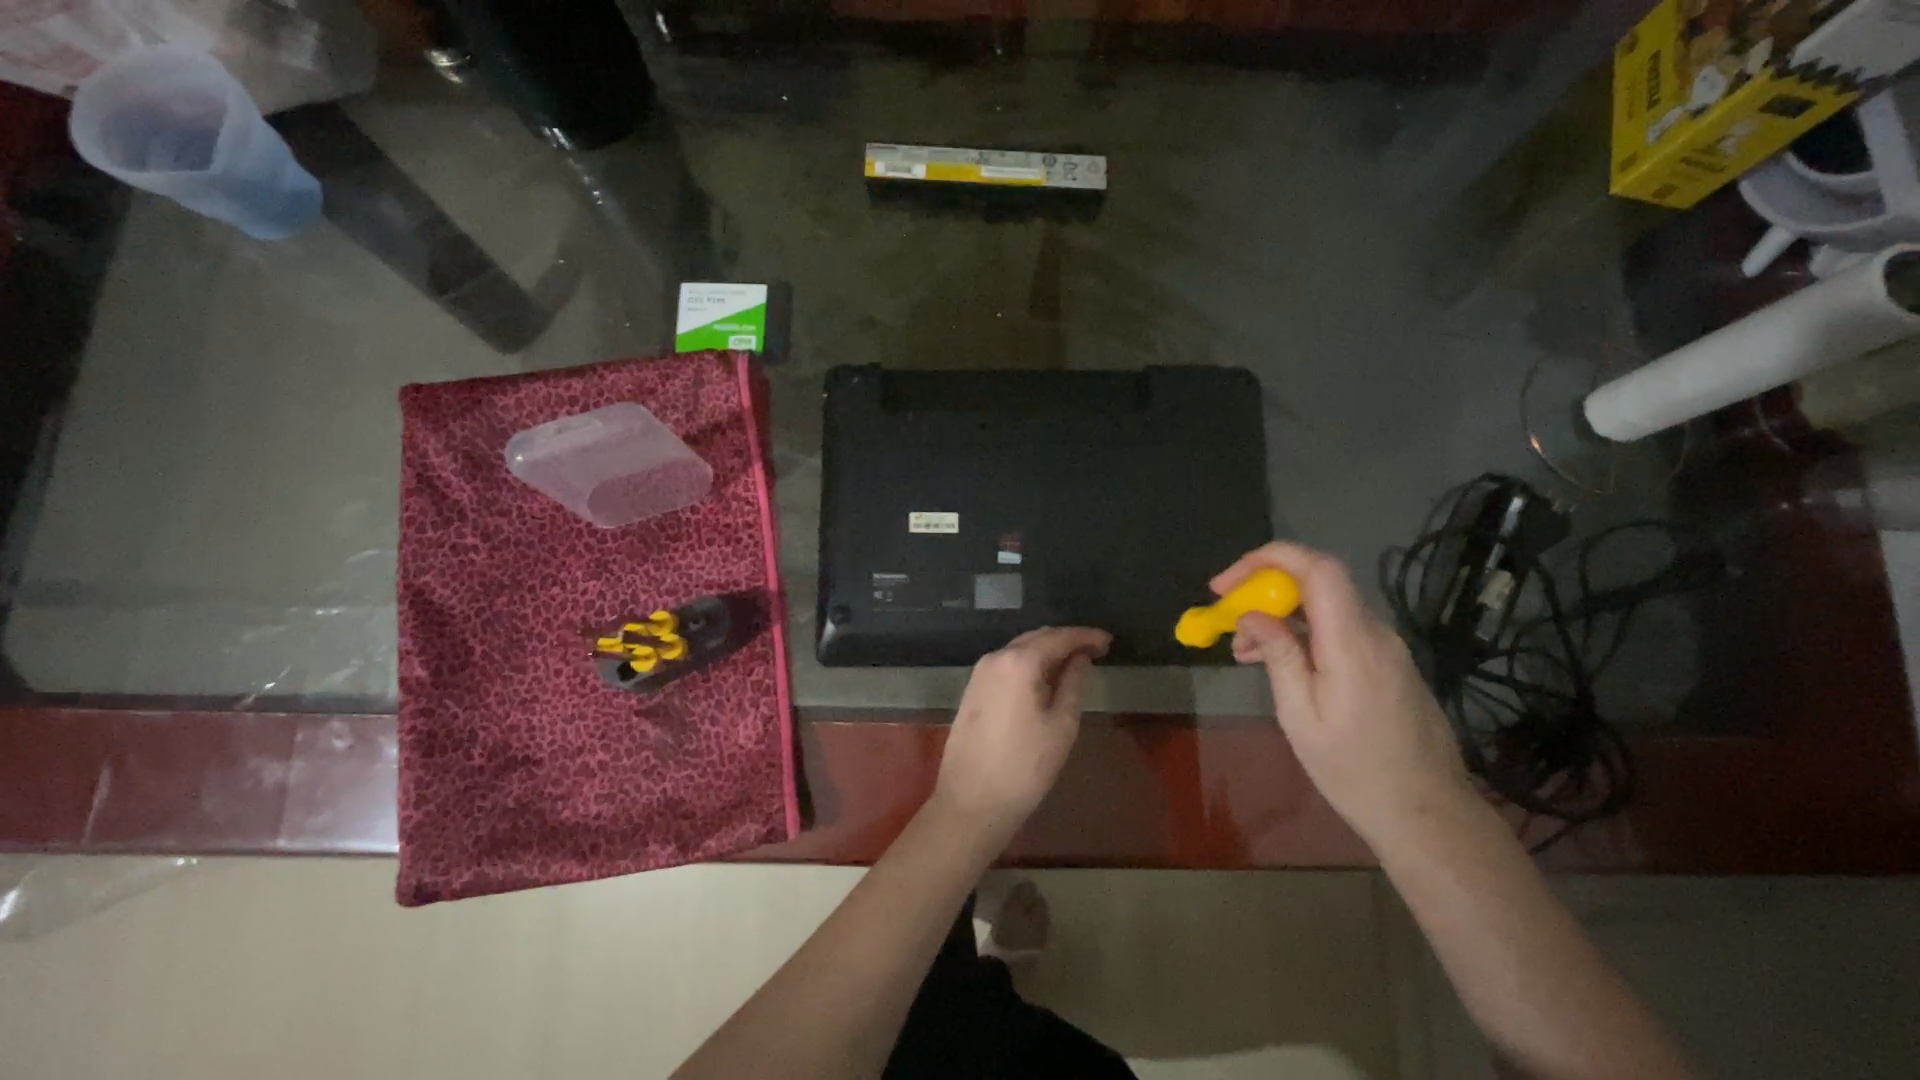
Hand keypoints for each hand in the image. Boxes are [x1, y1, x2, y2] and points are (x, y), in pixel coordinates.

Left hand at [934, 626, 1110, 839]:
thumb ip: (1073, 684)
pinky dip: (1028, 666)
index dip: (1086, 636)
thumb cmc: (1025, 767)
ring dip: (1046, 653)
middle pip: (1036, 639)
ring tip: (1074, 665)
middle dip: (1066, 641)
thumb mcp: (1061, 725)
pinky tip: (1044, 680)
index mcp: (1019, 662)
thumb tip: (1081, 659)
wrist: (971, 803)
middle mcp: (995, 659)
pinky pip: (1006, 667)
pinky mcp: (971, 692)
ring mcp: (978, 675)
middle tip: (1095, 651)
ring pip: (1018, 651)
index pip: (1058, 638)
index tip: (1108, 641)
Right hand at [1213, 543, 1474, 846]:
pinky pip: (1341, 630)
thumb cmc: (1354, 771)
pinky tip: (1283, 666)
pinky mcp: (1391, 663)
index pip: (1317, 568)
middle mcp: (1376, 633)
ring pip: (1327, 608)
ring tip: (1246, 653)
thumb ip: (1279, 657)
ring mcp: (1388, 647)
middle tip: (1226, 623)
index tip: (1226, 584)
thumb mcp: (1301, 717)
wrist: (1426, 812)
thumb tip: (1251, 615)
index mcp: (1352, 642)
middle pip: (1318, 583)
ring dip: (1282, 617)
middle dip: (1265, 592)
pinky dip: (1305, 634)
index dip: (1268, 559)